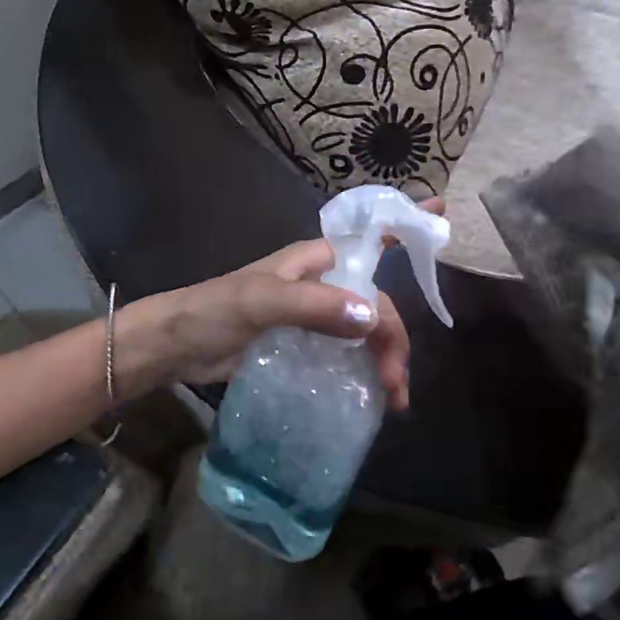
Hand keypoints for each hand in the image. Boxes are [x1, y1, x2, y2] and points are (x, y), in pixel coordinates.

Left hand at [115, 216, 429, 407]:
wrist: (175, 346)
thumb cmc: (212, 311)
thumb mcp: (258, 302)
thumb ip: (312, 306)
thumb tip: (372, 318)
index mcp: (312, 261)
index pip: (367, 241)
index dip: (403, 227)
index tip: (445, 218)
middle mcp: (318, 284)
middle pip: (374, 302)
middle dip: (392, 337)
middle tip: (395, 382)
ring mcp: (311, 317)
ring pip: (364, 331)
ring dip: (383, 360)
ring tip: (391, 400)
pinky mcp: (301, 346)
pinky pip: (345, 355)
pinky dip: (363, 372)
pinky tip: (372, 398)